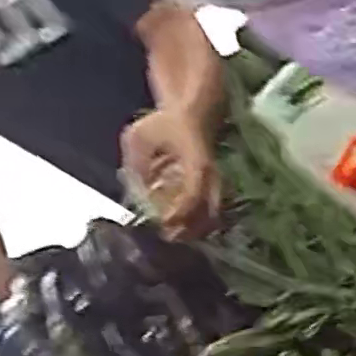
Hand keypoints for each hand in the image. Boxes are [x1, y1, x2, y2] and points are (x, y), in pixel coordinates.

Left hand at [121, 109, 219, 239]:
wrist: (193, 116)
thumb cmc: (165, 125)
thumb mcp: (140, 138)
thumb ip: (138, 164)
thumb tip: (138, 189)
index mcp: (198, 168)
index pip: (192, 197)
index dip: (179, 213)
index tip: (164, 224)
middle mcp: (212, 181)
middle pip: (209, 214)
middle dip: (191, 229)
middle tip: (171, 238)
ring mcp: (217, 187)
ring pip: (213, 216)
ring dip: (197, 228)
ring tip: (178, 236)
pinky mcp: (216, 190)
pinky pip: (212, 211)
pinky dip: (200, 221)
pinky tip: (185, 225)